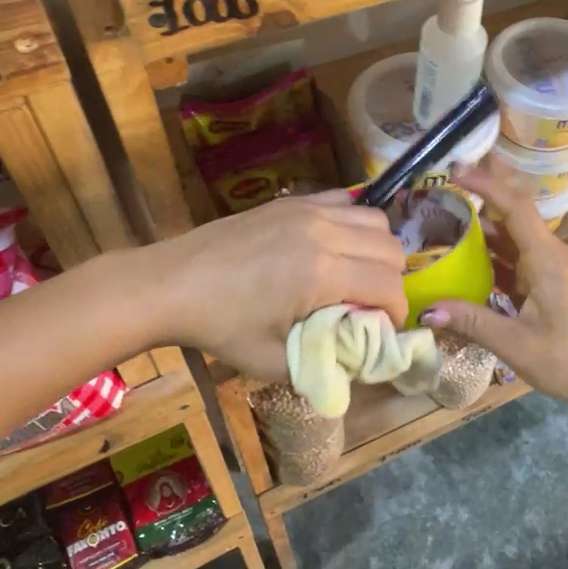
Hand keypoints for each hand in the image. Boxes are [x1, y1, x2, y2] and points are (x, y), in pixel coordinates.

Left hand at [154, 192, 407, 383]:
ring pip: (375, 220)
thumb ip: (324, 365)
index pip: (389, 285)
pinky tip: (337, 245)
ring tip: (358, 274)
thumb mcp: (273, 362)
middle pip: (391, 248)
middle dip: (392, 280)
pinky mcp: (291, 201)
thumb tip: (360, 366)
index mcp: (321, 273)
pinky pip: (345, 201)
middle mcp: (323, 233)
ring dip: (377, 250)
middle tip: (370, 304)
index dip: (396, 312)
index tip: (383, 329)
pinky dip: (354, 223)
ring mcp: (307, 210)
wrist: (171, 285)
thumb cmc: (220, 327)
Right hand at [419, 164, 567, 415]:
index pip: (514, 206)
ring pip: (511, 242)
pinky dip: (490, 259)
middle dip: (475, 207)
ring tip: (441, 230)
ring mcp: (550, 271)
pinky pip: (515, 262)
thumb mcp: (515, 343)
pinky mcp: (548, 286)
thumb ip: (472, 322)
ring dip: (481, 235)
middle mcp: (549, 256)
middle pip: (510, 219)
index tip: (455, 172)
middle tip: (435, 203)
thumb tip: (427, 310)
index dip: (486, 184)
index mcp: (546, 259)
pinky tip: (464, 266)